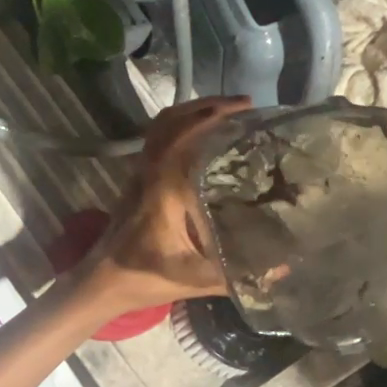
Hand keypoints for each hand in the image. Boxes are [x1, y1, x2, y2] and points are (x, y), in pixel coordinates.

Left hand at [78, 96, 252, 312]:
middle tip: (243, 106)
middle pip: (170, 121)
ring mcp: (138, 174)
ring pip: (160, 128)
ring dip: (192, 114)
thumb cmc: (144, 278)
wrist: (102, 281)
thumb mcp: (195, 280)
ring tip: (228, 115)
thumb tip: (284, 267)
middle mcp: (148, 172)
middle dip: (206, 106)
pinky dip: (181, 129)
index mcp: (162, 188)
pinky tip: (206, 140)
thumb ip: (239, 275)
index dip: (209, 115)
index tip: (244, 108)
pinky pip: (157, 141)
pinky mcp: (136, 181)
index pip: (181, 136)